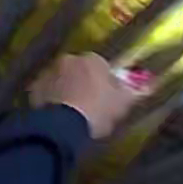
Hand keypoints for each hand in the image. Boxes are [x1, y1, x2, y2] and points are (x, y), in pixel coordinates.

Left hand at [27, 53, 148, 139]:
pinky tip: (57, 113)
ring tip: (72, 111)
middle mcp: (67, 59)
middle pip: (78, 69)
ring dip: (65, 89)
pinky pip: (46, 90)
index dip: (105, 81)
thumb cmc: (98, 110)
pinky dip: (51, 98)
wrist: (63, 124)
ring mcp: (48, 72)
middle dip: (83, 82)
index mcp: (91, 59)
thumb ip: (135, 91)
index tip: (106, 97)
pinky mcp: (33, 86)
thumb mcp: (123, 103)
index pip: (101, 65)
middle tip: (89, 104)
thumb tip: (149, 84)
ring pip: (60, 79)